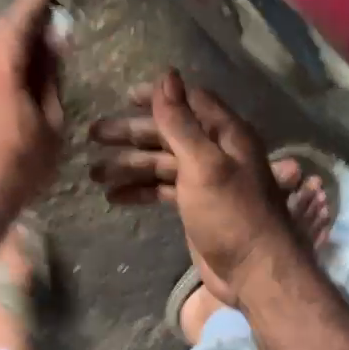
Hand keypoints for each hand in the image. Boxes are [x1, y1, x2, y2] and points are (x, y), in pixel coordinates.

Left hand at [0, 0, 66, 219]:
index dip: (42, 1)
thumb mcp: (50, 118)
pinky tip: (16, 73)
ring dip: (11, 39)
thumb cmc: (19, 161)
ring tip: (39, 51)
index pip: (22, 14)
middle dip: (27, 20)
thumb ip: (51, 73)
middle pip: (1, 24)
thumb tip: (55, 38)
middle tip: (54, 26)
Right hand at [89, 70, 304, 307]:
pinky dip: (140, 190)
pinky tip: (114, 196)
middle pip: (168, 132)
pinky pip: (162, 189)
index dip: (158, 97)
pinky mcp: (195, 205)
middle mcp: (216, 151)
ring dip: (129, 165)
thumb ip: (181, 121)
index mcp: (225, 134)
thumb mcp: (203, 164)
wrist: (254, 274)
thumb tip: (166, 75)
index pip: (189, 101)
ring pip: (161, 163)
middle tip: (94, 134)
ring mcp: (205, 179)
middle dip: (131, 133)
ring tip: (94, 173)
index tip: (125, 98)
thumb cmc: (232, 213)